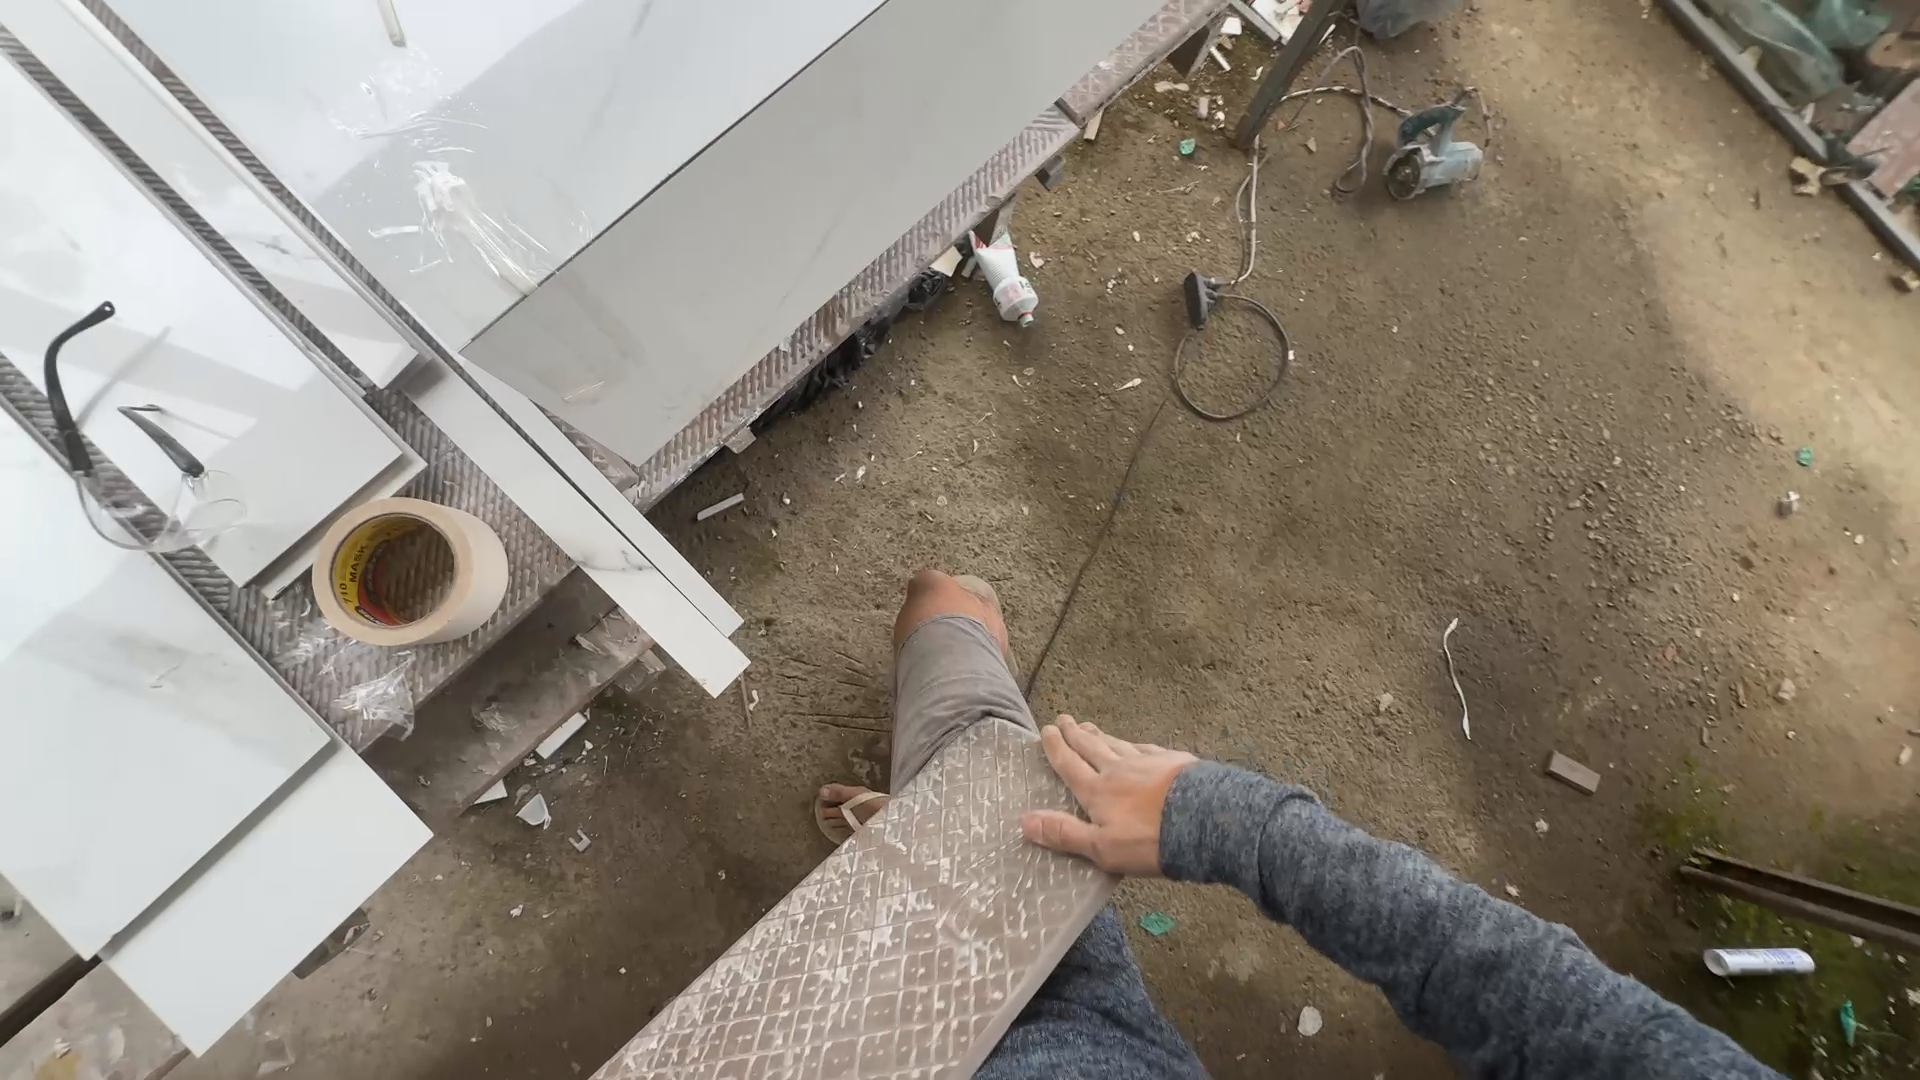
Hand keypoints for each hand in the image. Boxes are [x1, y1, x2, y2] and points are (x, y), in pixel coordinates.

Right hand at [1021, 714, 1196, 876]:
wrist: (1205, 820)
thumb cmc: (1151, 841)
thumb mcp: (1103, 848)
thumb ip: (1065, 833)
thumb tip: (1024, 820)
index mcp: (1098, 791)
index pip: (1070, 765)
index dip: (1056, 748)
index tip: (1047, 730)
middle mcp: (1117, 770)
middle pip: (1090, 747)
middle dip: (1074, 733)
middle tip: (1063, 718)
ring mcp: (1146, 762)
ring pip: (1116, 744)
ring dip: (1099, 734)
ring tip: (1089, 725)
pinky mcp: (1172, 760)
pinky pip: (1145, 748)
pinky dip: (1133, 744)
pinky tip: (1134, 744)